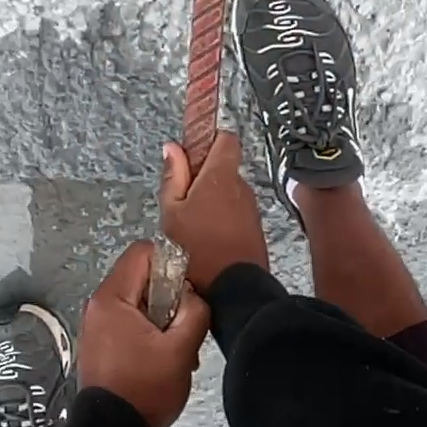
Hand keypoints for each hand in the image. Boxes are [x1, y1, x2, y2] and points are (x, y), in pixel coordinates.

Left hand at [80, 240, 211, 426]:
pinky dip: (147, 330)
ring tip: (174, 344)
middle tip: (182, 320)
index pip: (142, 252)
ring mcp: (96, 325)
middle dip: (167, 294)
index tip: (186, 287)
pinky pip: (127, 320)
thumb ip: (195, 310)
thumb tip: (192, 294)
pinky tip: (161, 355)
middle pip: (140, 276)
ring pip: (136, 300)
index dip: (170, 262)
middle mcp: (98, 305)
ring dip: (160, 315)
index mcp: (111, 298)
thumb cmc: (144, 389)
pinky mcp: (99, 343)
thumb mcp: (181, 348)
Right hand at [160, 131, 268, 290]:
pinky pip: (236, 209)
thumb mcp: (172, 213)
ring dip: (212, 197)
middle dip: (204, 174)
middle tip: (183, 196)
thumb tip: (172, 147)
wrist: (235, 289)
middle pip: (224, 165)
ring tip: (193, 222)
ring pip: (229, 189)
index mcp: (220, 175)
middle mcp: (240, 185)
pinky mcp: (254, 225)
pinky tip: (207, 235)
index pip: (226, 138)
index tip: (192, 153)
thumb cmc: (198, 249)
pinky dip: (222, 215)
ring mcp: (250, 206)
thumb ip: (173, 177)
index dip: (210, 138)